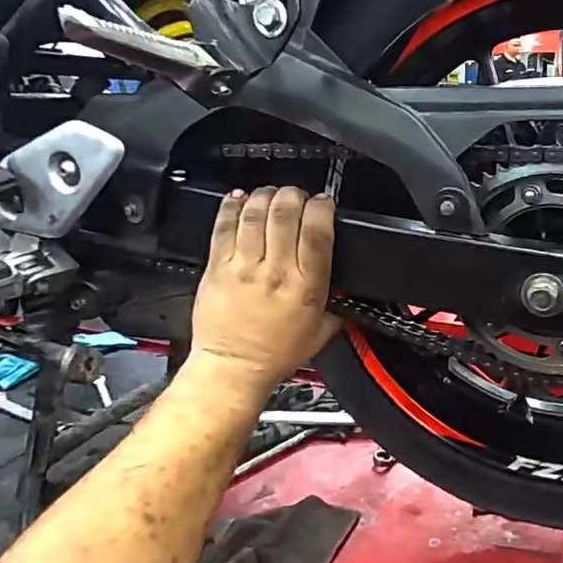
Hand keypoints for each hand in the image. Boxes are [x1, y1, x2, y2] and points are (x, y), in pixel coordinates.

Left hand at [189, 186, 339, 398]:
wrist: (233, 368)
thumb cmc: (274, 354)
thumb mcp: (321, 331)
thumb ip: (336, 304)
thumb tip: (345, 284)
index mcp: (305, 287)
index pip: (317, 232)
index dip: (322, 208)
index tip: (324, 203)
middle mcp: (275, 272)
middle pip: (285, 214)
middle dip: (294, 195)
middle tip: (297, 196)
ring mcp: (243, 267)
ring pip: (255, 213)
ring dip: (265, 195)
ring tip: (271, 194)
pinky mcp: (217, 267)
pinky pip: (224, 225)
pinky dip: (232, 205)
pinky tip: (240, 198)